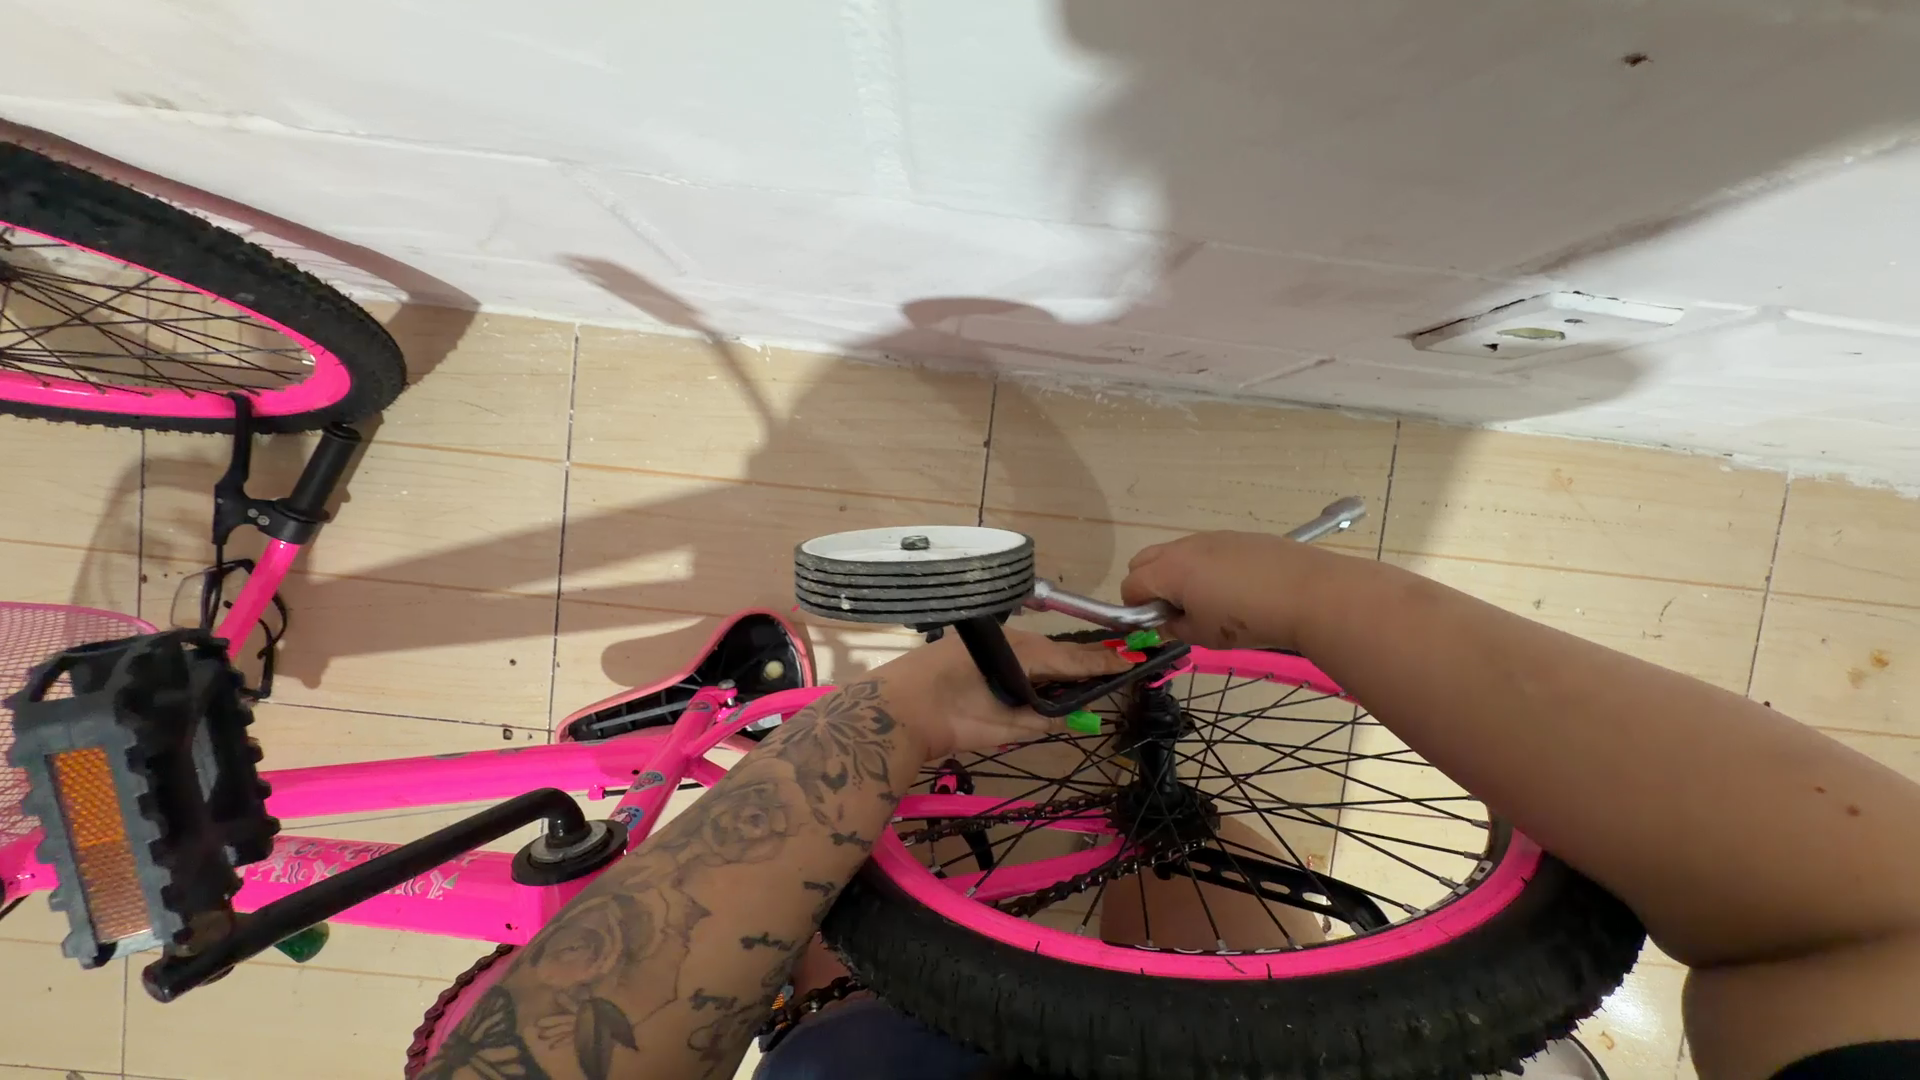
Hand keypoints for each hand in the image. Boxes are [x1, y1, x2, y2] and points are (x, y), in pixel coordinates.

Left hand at [871, 629, 1131, 759]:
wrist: (903, 712)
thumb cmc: (955, 713)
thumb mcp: (1005, 720)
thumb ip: (1042, 717)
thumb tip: (1076, 715)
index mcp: (1023, 653)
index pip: (1072, 658)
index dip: (1101, 662)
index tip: (1129, 659)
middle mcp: (1014, 649)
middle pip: (1058, 656)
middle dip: (1087, 662)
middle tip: (1120, 661)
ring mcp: (997, 655)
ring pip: (1039, 660)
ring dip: (1064, 669)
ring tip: (1094, 672)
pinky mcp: (978, 663)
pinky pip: (1018, 665)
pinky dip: (1038, 676)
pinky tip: (1055, 684)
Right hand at [1120, 530, 1343, 649]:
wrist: (1311, 594)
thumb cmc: (1249, 620)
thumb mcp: (1203, 635)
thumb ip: (1173, 628)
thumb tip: (1163, 622)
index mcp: (1168, 571)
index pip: (1130, 586)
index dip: (1135, 609)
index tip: (1157, 625)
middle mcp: (1183, 547)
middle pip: (1143, 561)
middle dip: (1149, 585)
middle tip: (1176, 611)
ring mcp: (1212, 537)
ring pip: (1176, 552)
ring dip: (1177, 574)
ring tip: (1211, 600)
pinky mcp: (1239, 536)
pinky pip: (1206, 549)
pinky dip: (1206, 566)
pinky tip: (1238, 588)